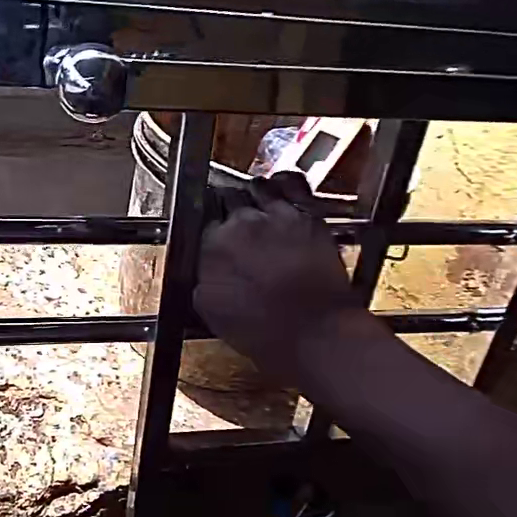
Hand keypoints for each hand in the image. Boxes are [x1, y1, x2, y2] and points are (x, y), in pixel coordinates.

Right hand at [192, 172, 371, 382]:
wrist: (315, 334)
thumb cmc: (266, 331)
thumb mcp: (212, 311)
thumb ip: (201, 278)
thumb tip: (202, 266)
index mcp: (210, 247)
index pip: (201, 221)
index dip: (208, 228)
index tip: (213, 235)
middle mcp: (240, 224)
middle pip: (227, 199)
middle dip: (228, 209)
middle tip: (234, 224)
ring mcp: (276, 215)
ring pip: (257, 188)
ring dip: (253, 195)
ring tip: (255, 205)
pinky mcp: (308, 215)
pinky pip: (292, 183)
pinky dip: (284, 182)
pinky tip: (281, 187)